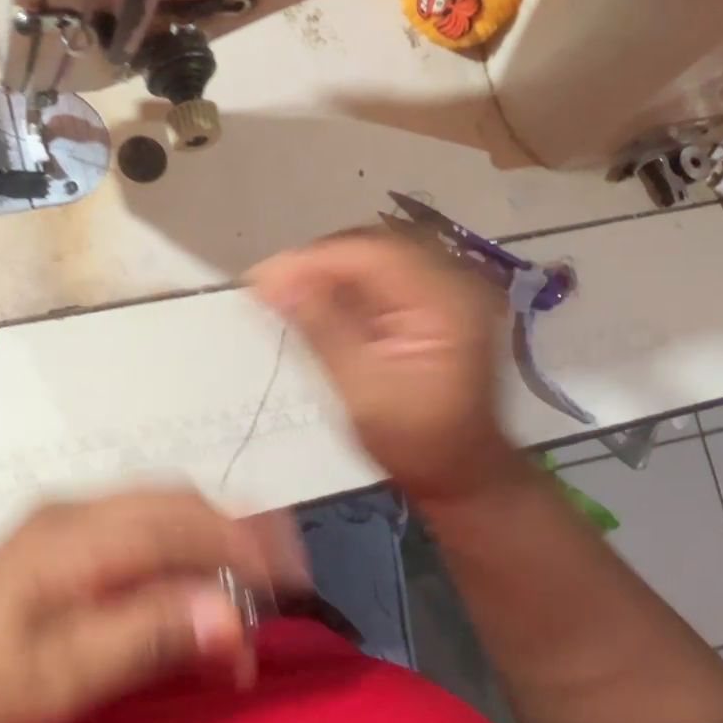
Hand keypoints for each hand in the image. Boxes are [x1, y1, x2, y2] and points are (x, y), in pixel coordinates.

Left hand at [0, 490, 310, 722]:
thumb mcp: (69, 676)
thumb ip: (149, 637)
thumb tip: (230, 613)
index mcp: (71, 537)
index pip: (176, 523)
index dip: (240, 543)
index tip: (289, 576)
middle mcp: (71, 510)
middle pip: (174, 503)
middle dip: (233, 536)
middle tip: (276, 584)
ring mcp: (63, 517)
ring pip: (159, 507)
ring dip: (208, 539)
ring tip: (243, 585)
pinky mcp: (61, 534)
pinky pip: (139, 521)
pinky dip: (180, 543)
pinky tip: (193, 578)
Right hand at [250, 231, 519, 502]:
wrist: (460, 474)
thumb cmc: (415, 444)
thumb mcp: (362, 392)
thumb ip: (321, 329)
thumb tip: (272, 280)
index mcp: (445, 300)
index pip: (371, 253)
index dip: (312, 260)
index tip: (261, 281)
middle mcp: (451, 281)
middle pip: (370, 248)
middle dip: (315, 265)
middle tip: (266, 290)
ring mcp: (442, 291)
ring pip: (370, 261)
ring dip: (323, 276)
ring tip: (280, 297)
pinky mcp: (428, 305)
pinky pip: (377, 280)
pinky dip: (339, 290)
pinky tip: (309, 308)